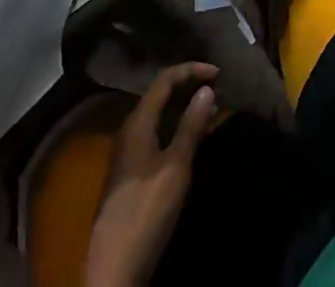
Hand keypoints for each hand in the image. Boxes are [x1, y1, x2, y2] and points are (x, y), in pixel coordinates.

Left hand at [85, 63, 218, 286]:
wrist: (115, 264)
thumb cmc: (147, 209)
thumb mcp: (175, 167)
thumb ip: (191, 126)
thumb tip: (206, 88)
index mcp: (137, 122)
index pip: (164, 80)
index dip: (190, 70)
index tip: (219, 72)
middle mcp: (130, 130)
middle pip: (159, 95)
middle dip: (188, 85)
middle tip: (218, 86)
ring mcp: (129, 150)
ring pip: (158, 115)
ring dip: (183, 106)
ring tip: (211, 105)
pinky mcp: (133, 170)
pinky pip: (157, 132)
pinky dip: (177, 125)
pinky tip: (192, 135)